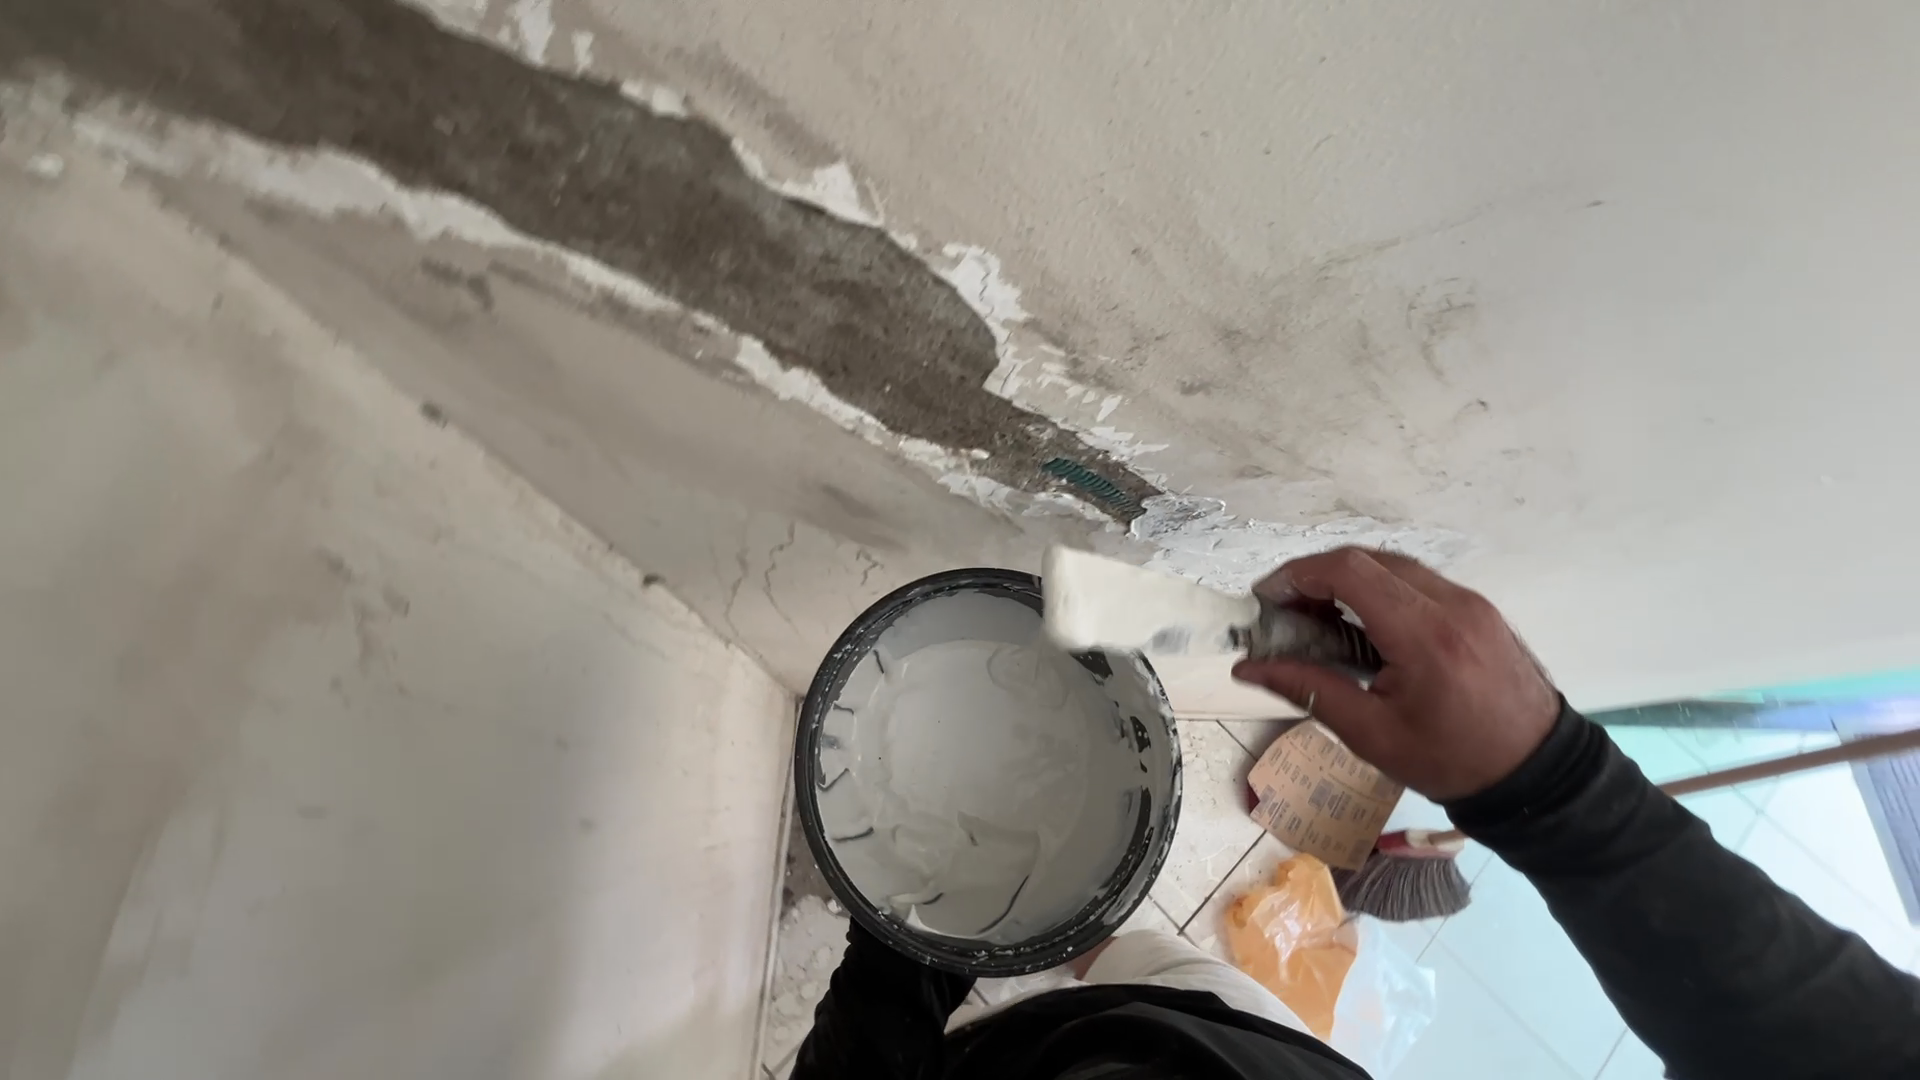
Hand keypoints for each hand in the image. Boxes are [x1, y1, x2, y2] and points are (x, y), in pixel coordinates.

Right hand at [1231, 548, 1558, 800]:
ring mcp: (1470, 601)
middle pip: (1366, 558)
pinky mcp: (1477, 608)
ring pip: (1390, 564)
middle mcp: (1451, 603)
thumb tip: (1248, 667)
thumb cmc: (1450, 760)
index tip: (1266, 598)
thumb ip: (1307, 688)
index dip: (1297, 574)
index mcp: (1425, 635)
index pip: (1349, 571)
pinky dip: (1375, 589)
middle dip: (1315, 575)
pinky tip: (1359, 625)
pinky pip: (1414, 580)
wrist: (1540, 776)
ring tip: (1317, 618)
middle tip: (1285, 610)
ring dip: (1344, 580)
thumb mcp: (1370, 733)